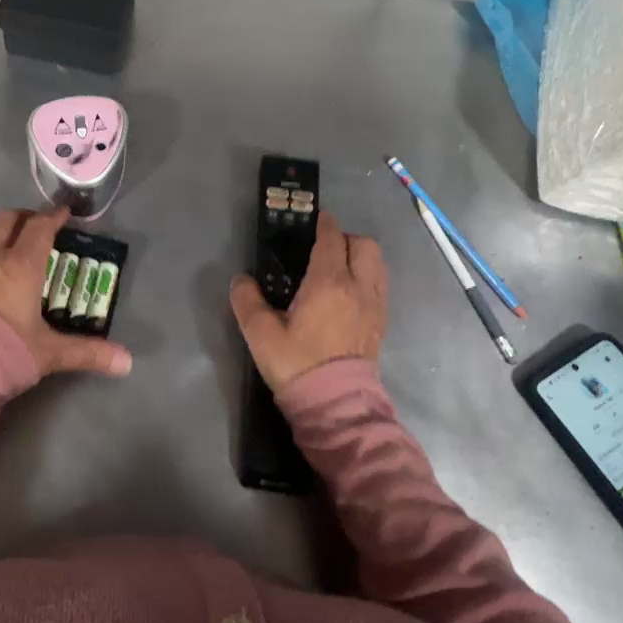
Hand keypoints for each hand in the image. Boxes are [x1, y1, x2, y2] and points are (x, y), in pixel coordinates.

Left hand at [0, 207, 132, 376]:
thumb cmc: (5, 352)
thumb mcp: (50, 353)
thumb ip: (87, 353)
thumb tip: (127, 362)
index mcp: (21, 266)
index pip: (40, 228)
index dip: (54, 217)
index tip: (65, 213)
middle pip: (7, 219)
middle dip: (26, 216)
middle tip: (40, 226)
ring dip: (0, 231)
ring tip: (12, 244)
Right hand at [229, 212, 388, 392]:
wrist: (335, 404)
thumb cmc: (297, 364)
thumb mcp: (260, 334)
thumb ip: (248, 301)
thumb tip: (241, 280)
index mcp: (329, 282)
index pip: (331, 238)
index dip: (323, 223)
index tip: (312, 218)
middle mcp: (358, 287)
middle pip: (364, 244)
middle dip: (345, 238)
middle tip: (323, 247)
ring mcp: (374, 305)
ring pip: (378, 264)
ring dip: (361, 257)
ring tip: (338, 267)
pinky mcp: (381, 323)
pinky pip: (380, 285)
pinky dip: (368, 277)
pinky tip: (349, 293)